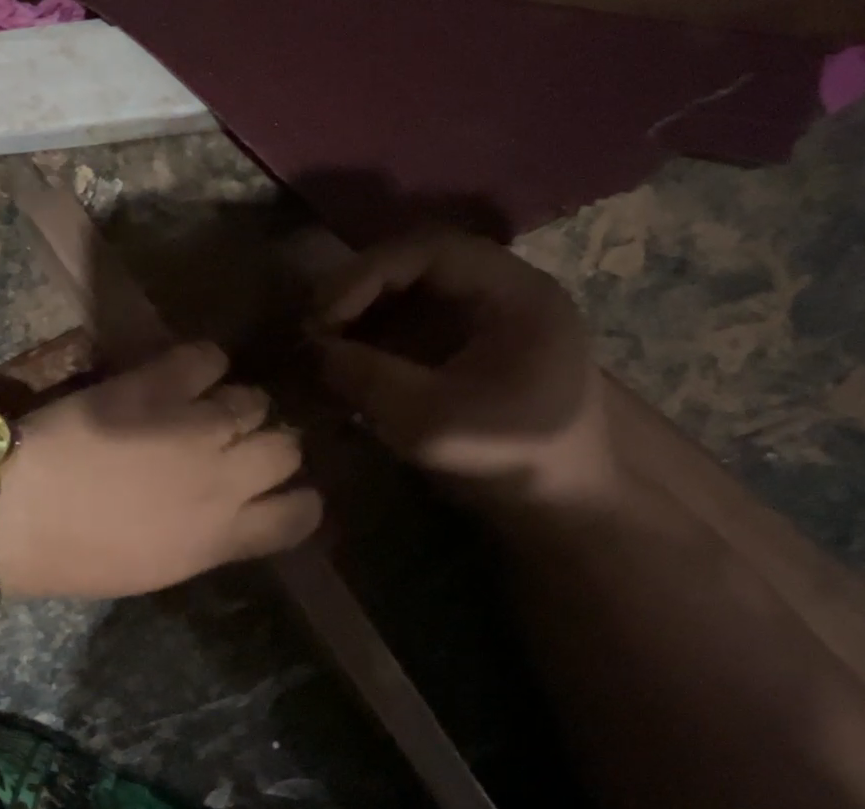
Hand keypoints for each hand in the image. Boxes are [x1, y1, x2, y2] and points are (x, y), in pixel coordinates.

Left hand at [0, 343, 321, 599]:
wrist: (11, 517)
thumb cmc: (68, 558)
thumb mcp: (152, 569)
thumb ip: (203, 539)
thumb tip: (224, 513)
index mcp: (221, 539)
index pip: (300, 514)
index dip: (294, 498)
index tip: (270, 490)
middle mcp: (223, 481)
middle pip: (285, 447)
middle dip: (261, 445)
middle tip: (222, 445)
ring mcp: (193, 429)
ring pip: (252, 400)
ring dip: (231, 405)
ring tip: (195, 410)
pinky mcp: (153, 388)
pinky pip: (206, 358)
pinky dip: (199, 364)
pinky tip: (175, 377)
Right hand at [312, 230, 614, 512]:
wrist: (553, 502)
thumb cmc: (505, 458)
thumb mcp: (429, 421)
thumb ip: (368, 378)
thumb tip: (312, 349)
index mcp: (515, 294)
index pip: (431, 250)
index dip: (368, 273)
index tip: (323, 316)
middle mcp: (498, 293)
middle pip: (413, 266)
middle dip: (356, 292)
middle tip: (312, 329)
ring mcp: (477, 322)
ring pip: (404, 295)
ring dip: (355, 315)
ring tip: (318, 346)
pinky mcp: (457, 351)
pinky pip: (404, 326)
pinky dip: (366, 338)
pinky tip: (338, 362)